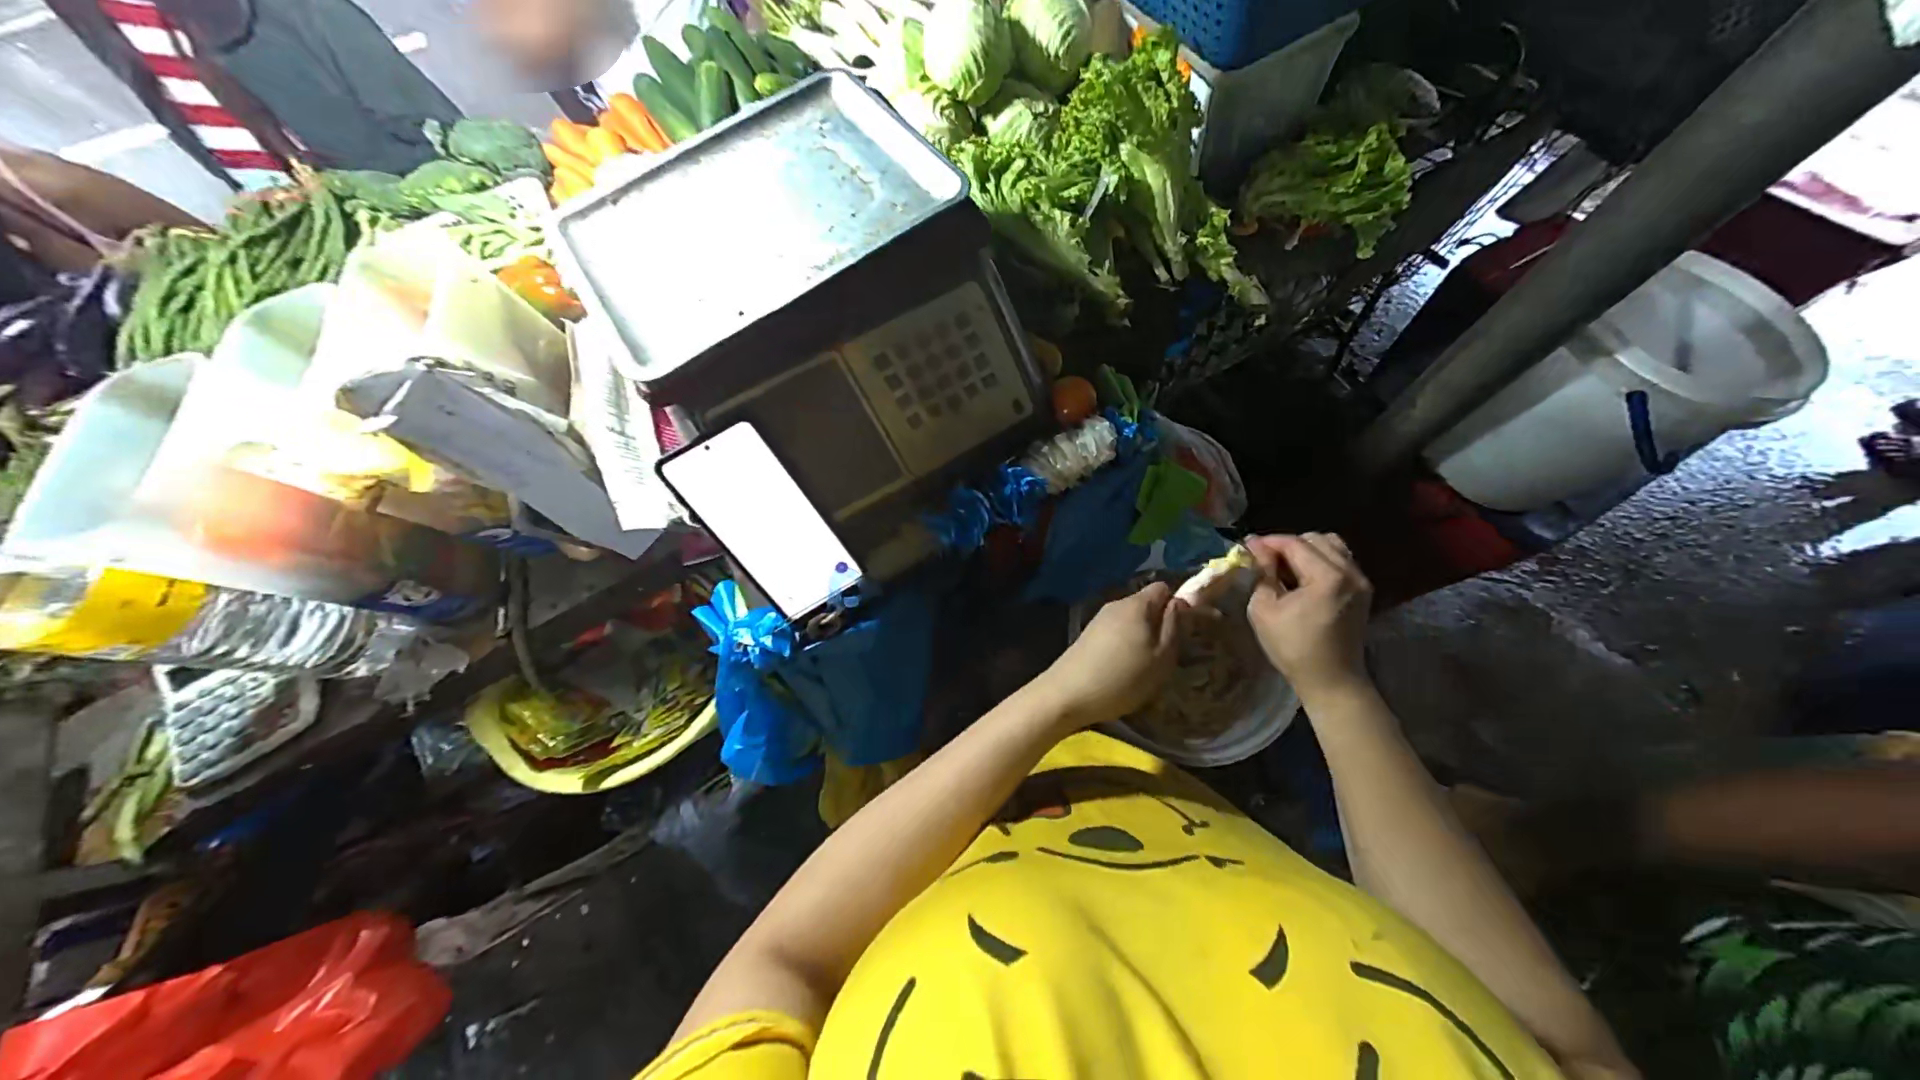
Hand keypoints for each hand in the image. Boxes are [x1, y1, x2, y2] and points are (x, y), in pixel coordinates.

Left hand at [1036, 582, 1185, 728]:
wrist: (1068, 694)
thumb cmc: (1123, 677)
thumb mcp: (1162, 656)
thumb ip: (1175, 626)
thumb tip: (1181, 602)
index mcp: (1137, 604)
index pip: (1164, 588)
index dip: (1178, 604)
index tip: (1186, 629)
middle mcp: (1116, 605)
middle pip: (1147, 605)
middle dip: (1161, 624)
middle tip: (1169, 653)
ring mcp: (1099, 620)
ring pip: (1132, 621)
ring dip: (1143, 638)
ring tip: (1146, 666)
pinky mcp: (1087, 636)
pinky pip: (1116, 633)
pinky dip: (1125, 646)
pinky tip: (1124, 669)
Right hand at [1245, 533, 1373, 700]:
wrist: (1332, 679)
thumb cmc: (1293, 647)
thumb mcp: (1264, 609)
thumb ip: (1262, 573)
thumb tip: (1257, 549)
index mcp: (1327, 577)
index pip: (1294, 543)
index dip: (1268, 542)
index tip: (1247, 547)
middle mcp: (1350, 572)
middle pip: (1315, 539)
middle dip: (1287, 544)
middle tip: (1265, 559)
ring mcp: (1361, 581)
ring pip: (1331, 546)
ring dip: (1305, 550)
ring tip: (1284, 566)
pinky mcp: (1363, 590)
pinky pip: (1340, 561)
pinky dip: (1319, 560)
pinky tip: (1302, 577)